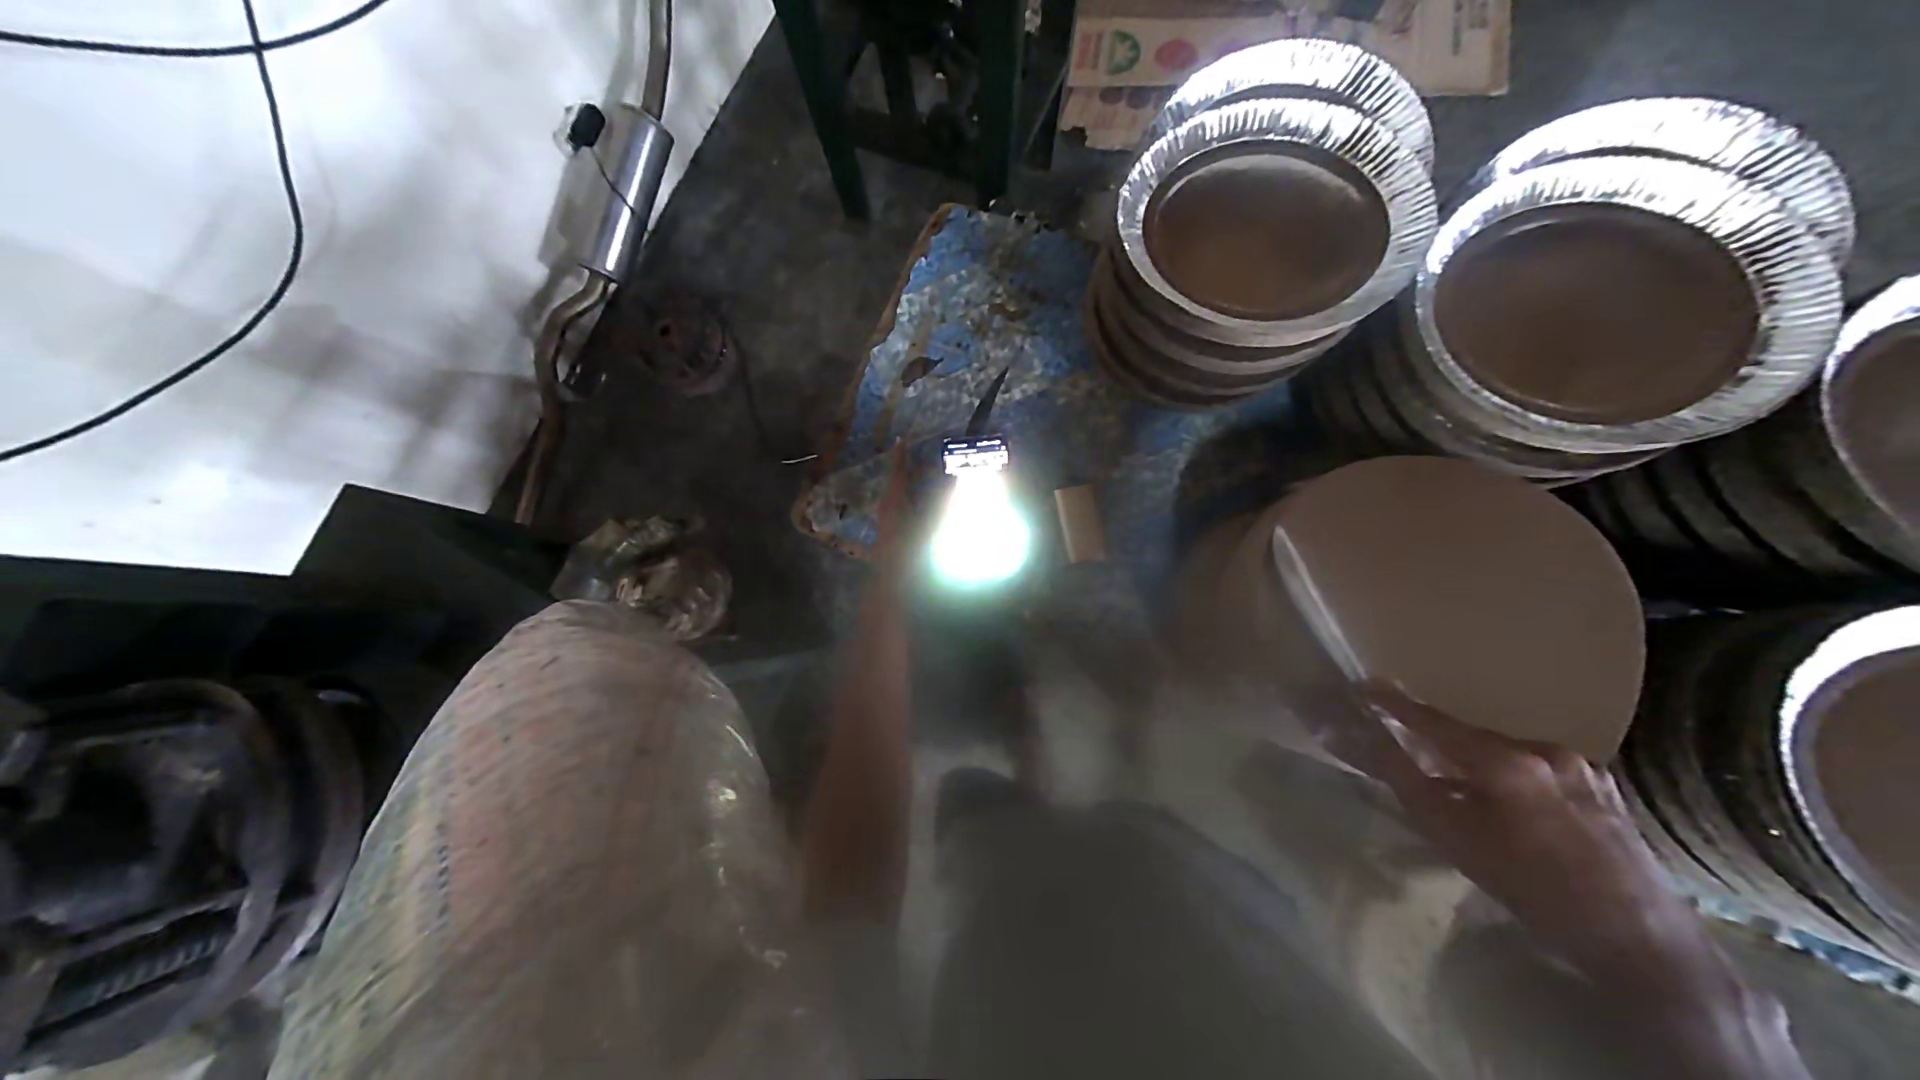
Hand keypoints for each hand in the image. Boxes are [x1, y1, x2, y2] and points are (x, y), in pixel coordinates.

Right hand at [1350, 683, 1671, 973]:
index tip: (1366, 686)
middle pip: (1471, 738)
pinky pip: (1539, 773)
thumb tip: (1364, 742)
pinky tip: (1511, 813)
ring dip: (1477, 768)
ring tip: (1463, 797)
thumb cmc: (1532, 888)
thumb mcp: (1452, 836)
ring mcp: (1581, 769)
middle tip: (1412, 757)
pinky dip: (1512, 782)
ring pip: (1506, 756)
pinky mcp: (1606, 792)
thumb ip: (1404, 781)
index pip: (1433, 720)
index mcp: (1503, 759)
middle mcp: (1543, 750)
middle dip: (1438, 745)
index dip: (1395, 703)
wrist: (1643, 943)